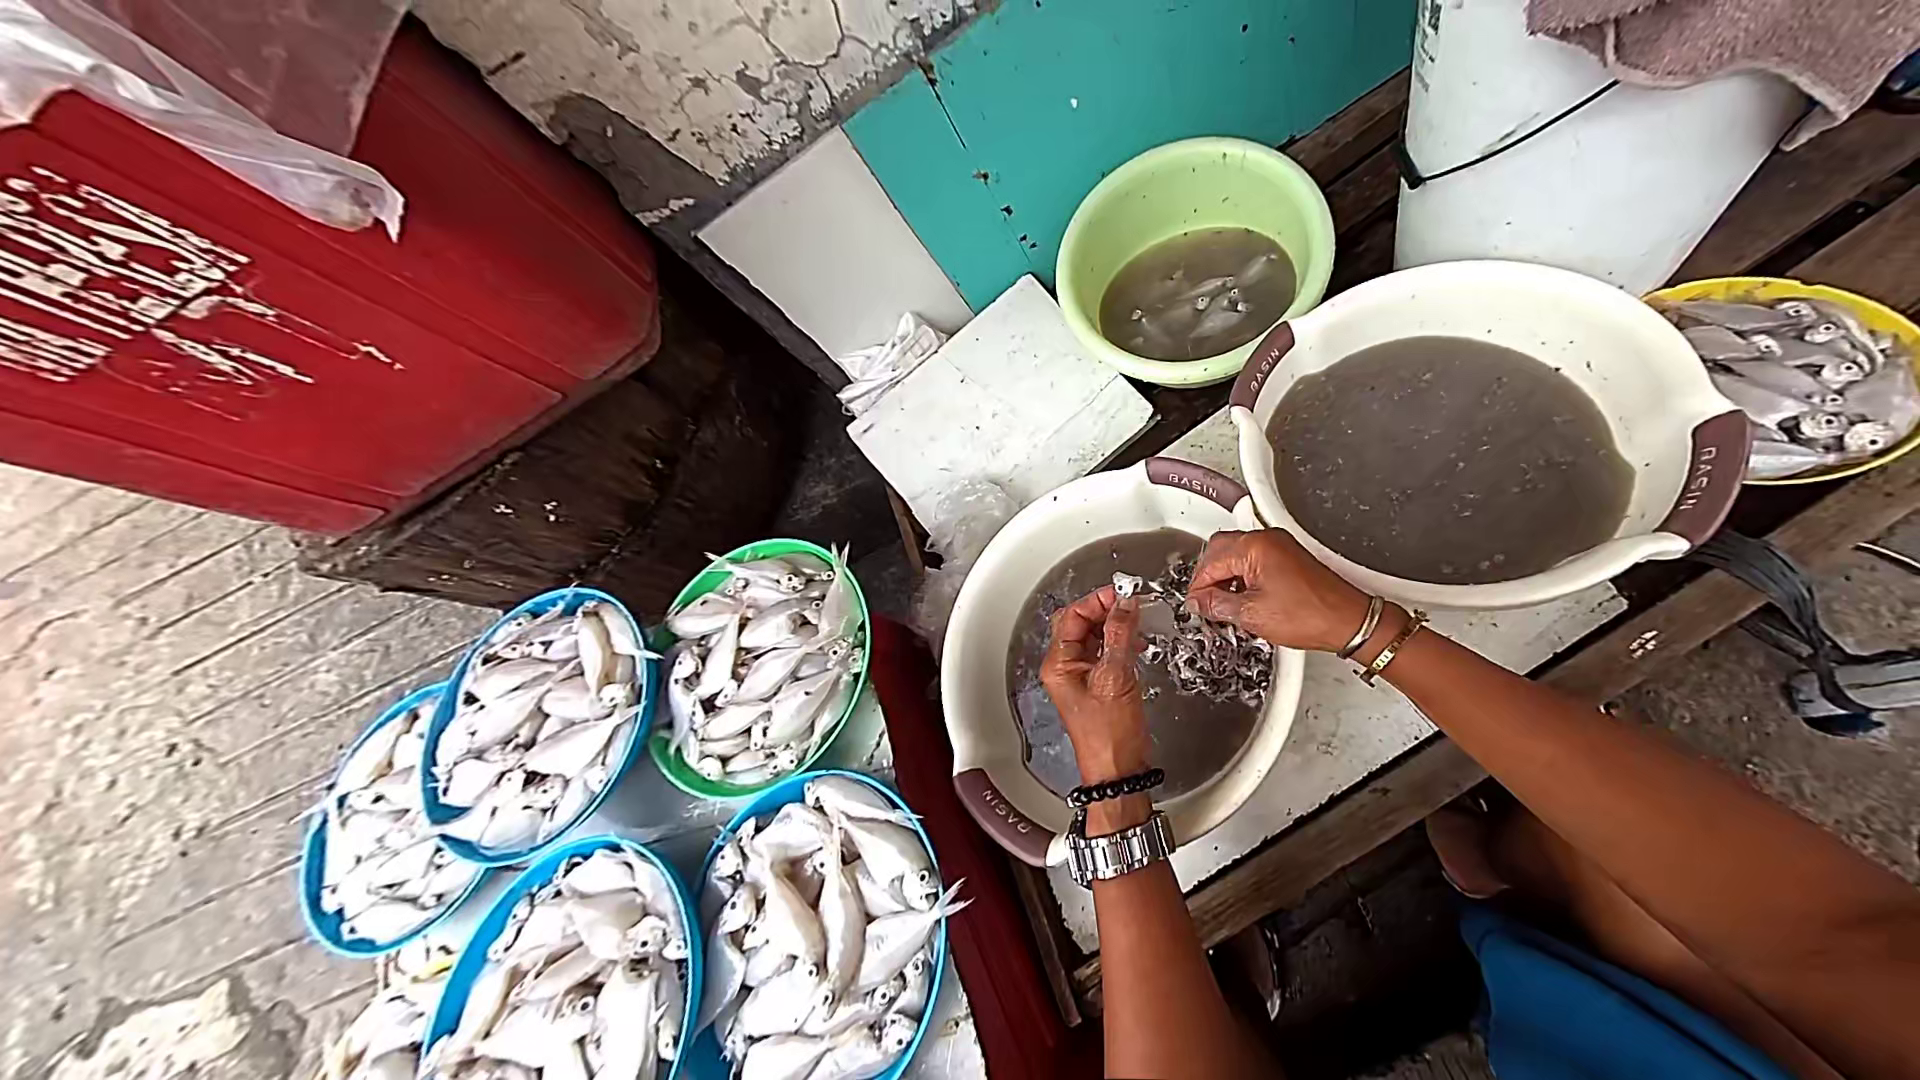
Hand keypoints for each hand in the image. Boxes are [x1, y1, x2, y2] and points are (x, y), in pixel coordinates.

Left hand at [1040, 585, 1150, 785]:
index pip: (1072, 616)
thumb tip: (1125, 606)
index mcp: (1058, 664)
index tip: (1121, 594)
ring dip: (1115, 625)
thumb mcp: (1115, 678)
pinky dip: (1121, 642)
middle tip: (1130, 603)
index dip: (1097, 601)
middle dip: (1105, 610)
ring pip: (1094, 636)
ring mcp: (1081, 675)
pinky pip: (1105, 652)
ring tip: (1137, 620)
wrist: (1118, 770)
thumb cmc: (1108, 736)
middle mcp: (1065, 667)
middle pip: (1081, 623)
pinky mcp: (1098, 683)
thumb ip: (1120, 637)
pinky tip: (1137, 642)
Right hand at [1184, 529, 1371, 652]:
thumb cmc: (1312, 616)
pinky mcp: (1287, 555)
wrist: (1350, 622)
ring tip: (1224, 602)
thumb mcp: (1251, 615)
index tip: (1197, 604)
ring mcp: (1278, 545)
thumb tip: (1198, 601)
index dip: (1198, 587)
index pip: (1209, 563)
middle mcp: (1266, 540)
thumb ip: (1216, 605)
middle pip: (1218, 549)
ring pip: (1234, 552)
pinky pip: (1252, 557)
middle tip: (1205, 600)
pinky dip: (1241, 574)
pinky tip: (1242, 595)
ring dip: (1224, 575)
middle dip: (1208, 576)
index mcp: (1254, 548)